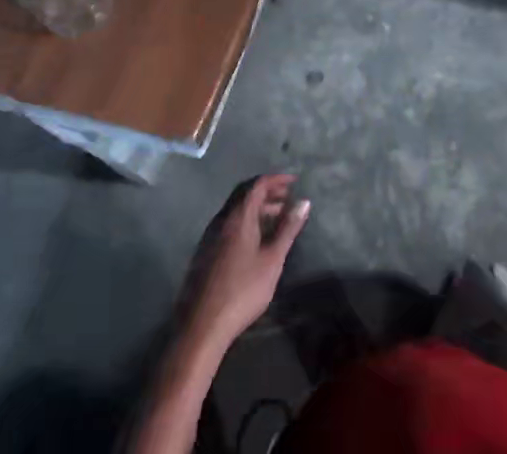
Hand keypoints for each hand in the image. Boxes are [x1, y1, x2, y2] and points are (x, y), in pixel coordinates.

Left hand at [179, 174, 310, 346]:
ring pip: (236, 211)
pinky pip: (229, 225)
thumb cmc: (243, 290)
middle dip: (267, 192)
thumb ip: (288, 228)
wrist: (203, 326)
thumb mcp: (273, 258)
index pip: (256, 185)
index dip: (276, 180)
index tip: (294, 181)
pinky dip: (247, 221)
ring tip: (278, 217)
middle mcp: (221, 221)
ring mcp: (210, 237)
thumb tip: (304, 202)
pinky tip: (258, 238)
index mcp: (237, 218)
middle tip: (288, 198)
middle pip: (244, 195)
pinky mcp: (206, 253)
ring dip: (257, 208)